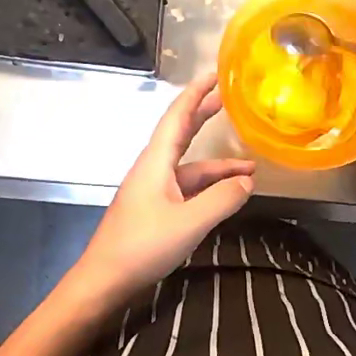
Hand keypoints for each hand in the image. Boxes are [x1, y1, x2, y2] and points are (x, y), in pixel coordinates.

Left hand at [70, 72, 255, 304]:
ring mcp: (153, 192)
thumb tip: (247, 183)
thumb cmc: (142, 246)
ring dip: (218, 168)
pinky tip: (227, 198)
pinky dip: (209, 190)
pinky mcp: (155, 212)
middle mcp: (153, 170)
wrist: (105, 280)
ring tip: (251, 171)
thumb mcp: (190, 223)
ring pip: (190, 170)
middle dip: (205, 118)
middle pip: (182, 136)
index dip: (197, 95)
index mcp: (156, 163)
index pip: (178, 117)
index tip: (215, 76)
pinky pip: (187, 191)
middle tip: (230, 102)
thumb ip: (222, 200)